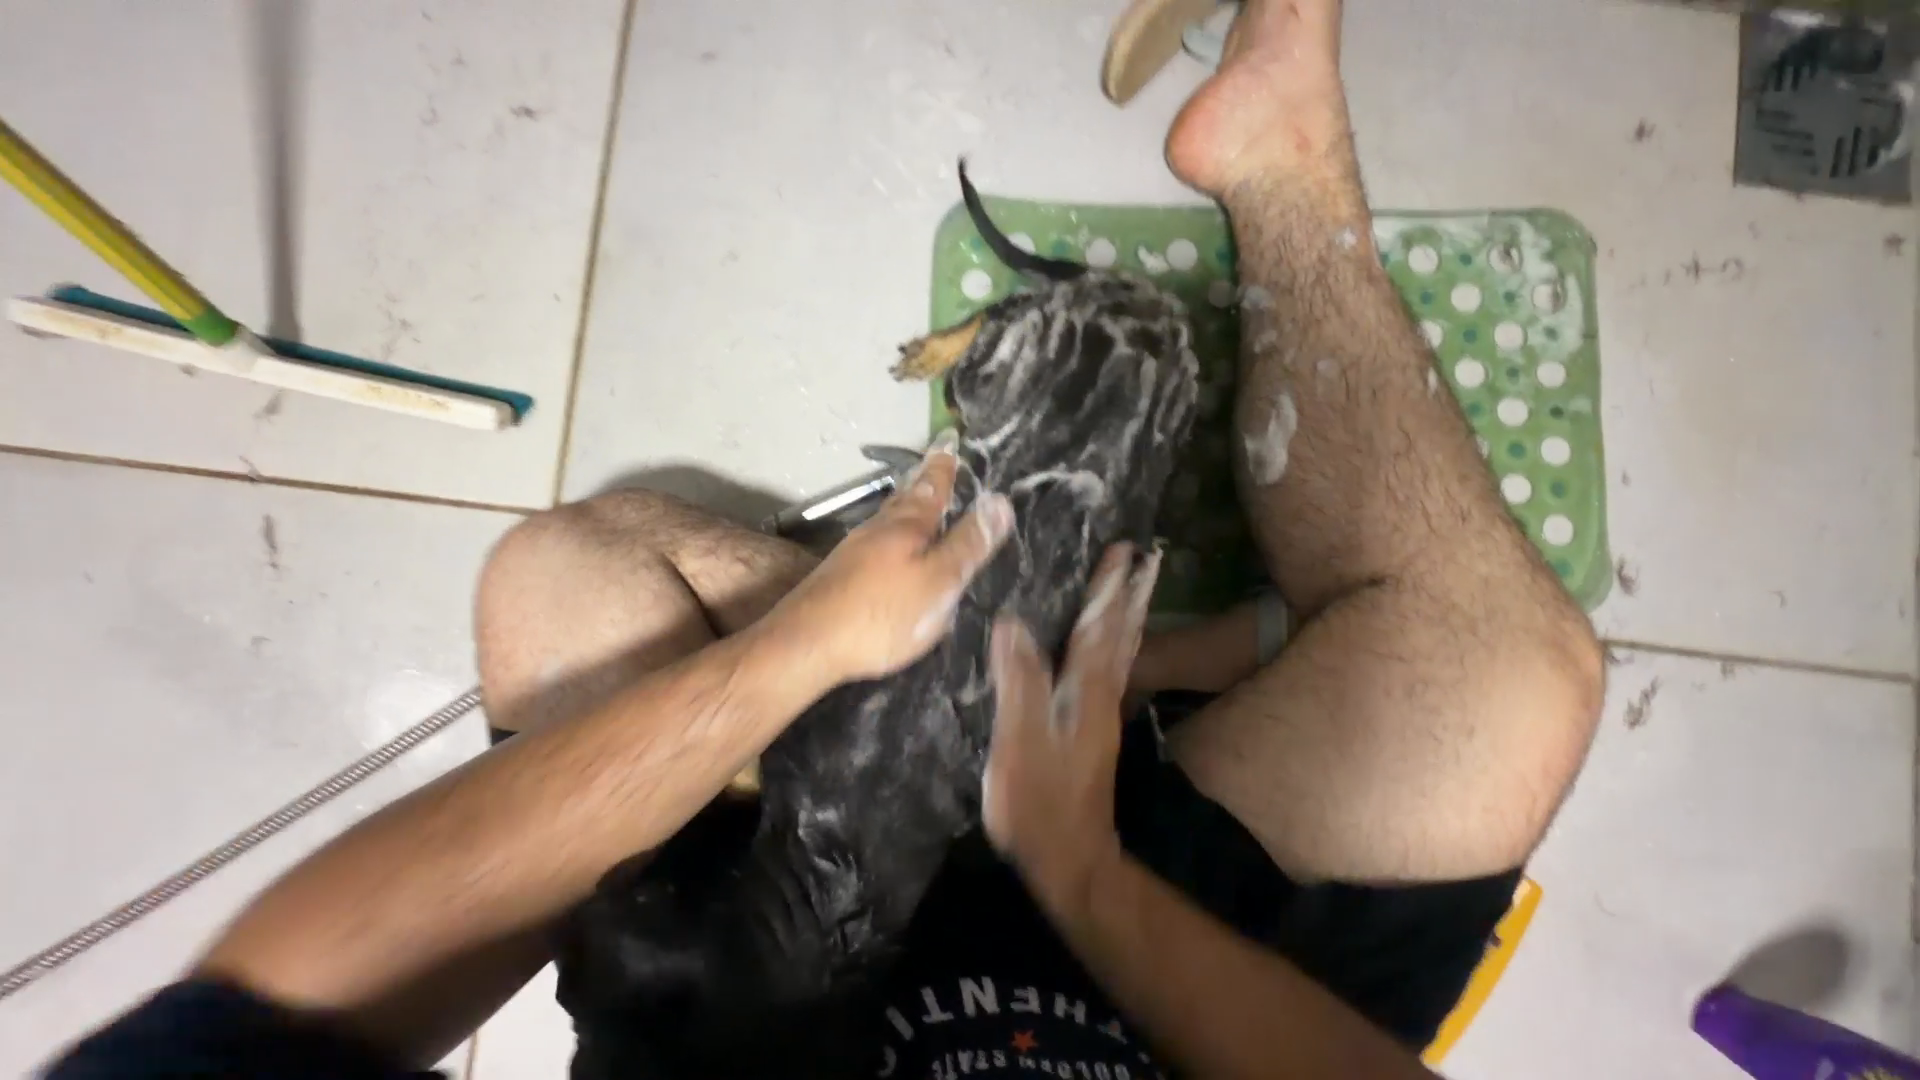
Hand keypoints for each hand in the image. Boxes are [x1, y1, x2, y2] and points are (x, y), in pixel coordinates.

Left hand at [766, 431, 1014, 683]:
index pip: (932, 488)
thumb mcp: (938, 582)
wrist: (806, 645)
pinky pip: (875, 543)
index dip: (944, 467)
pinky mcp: (840, 576)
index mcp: (906, 527)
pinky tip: (890, 549)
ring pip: (887, 520)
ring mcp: (854, 552)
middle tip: (936, 464)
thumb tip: (999, 500)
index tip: (950, 440)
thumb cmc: (881, 614)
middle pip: (905, 499)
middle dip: (923, 482)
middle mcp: (877, 530)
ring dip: (905, 506)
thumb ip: (967, 544)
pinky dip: (891, 535)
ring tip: (917, 501)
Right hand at [983, 544, 1161, 918]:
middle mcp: (1102, 696)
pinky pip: (1111, 671)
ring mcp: (1101, 715)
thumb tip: (1013, 624)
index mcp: (1086, 690)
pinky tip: (1108, 648)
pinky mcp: (1093, 732)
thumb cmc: (1039, 801)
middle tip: (1145, 557)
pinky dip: (1116, 646)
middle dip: (1130, 595)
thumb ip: (1019, 682)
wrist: (1071, 858)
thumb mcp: (1021, 740)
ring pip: (1122, 653)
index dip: (1108, 589)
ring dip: (1129, 617)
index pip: (1099, 628)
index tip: (1122, 550)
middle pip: (1122, 635)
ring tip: (1137, 588)